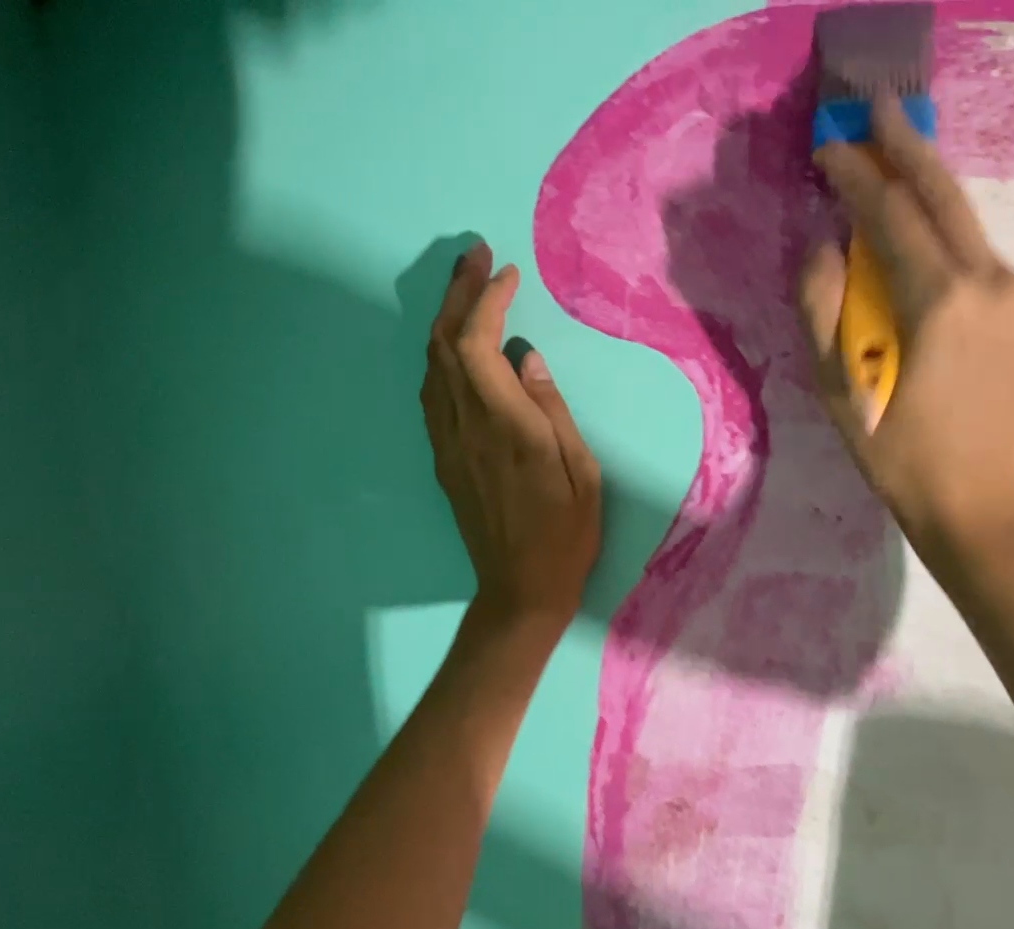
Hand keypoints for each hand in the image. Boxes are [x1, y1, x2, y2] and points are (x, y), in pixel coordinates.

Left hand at [424, 242, 601, 628]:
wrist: (520, 588)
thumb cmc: (566, 535)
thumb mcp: (582, 473)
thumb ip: (552, 411)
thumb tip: (527, 359)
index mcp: (506, 428)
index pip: (479, 345)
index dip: (487, 301)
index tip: (507, 273)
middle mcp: (466, 428)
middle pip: (444, 344)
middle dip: (457, 293)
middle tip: (475, 255)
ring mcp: (447, 443)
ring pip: (431, 366)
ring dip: (444, 319)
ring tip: (466, 288)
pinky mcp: (443, 458)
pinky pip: (432, 393)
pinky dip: (441, 356)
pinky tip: (457, 346)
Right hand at [800, 97, 1013, 563]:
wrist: (976, 502)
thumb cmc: (898, 457)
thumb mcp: (839, 391)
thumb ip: (822, 309)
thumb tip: (824, 249)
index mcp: (941, 301)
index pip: (890, 215)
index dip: (854, 176)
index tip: (825, 150)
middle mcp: (988, 282)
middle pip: (942, 195)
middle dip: (905, 147)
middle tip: (874, 108)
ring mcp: (1012, 294)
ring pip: (963, 216)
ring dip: (924, 182)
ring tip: (890, 148)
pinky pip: (972, 248)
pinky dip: (939, 223)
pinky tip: (914, 218)